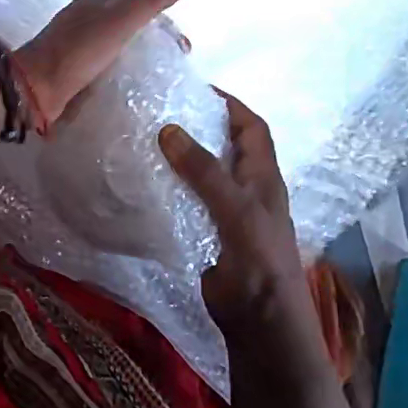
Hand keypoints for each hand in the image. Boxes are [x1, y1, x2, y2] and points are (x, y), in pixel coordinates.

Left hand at [13, 0, 199, 125]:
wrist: (31, 92)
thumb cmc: (76, 54)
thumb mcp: (120, 21)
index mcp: (92, 3)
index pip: (138, 5)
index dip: (165, 24)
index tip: (184, 51)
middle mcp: (81, 23)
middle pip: (127, 29)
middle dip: (153, 44)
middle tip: (174, 69)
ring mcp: (73, 51)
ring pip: (114, 52)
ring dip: (136, 64)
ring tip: (156, 84)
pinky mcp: (68, 76)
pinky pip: (102, 73)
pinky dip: (119, 79)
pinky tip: (128, 94)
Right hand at [159, 91, 317, 339]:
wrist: (259, 319)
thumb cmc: (258, 259)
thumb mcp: (236, 209)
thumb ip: (205, 171)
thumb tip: (169, 129)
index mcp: (263, 178)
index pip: (252, 128)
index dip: (230, 105)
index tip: (198, 89)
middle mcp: (246, 191)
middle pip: (224, 148)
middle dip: (200, 127)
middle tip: (161, 113)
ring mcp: (226, 214)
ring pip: (203, 176)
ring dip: (181, 159)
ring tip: (145, 142)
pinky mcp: (206, 234)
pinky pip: (187, 202)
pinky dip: (169, 189)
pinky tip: (144, 184)